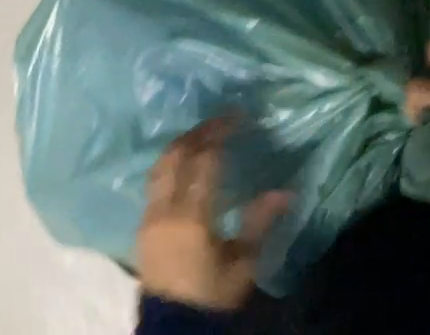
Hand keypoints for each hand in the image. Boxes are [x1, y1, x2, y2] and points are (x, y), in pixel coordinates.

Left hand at [137, 117, 291, 311]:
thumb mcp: (242, 264)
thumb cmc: (211, 297)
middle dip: (199, 132)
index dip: (221, 132)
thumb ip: (259, 222)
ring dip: (181, 144)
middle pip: (177, 154)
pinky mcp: (142, 224)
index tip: (238, 116)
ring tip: (203, 134)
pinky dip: (171, 162)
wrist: (172, 328)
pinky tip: (185, 161)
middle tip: (221, 120)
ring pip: (160, 164)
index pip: (204, 160)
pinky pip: (154, 180)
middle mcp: (164, 209)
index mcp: (191, 217)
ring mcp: (149, 215)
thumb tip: (286, 191)